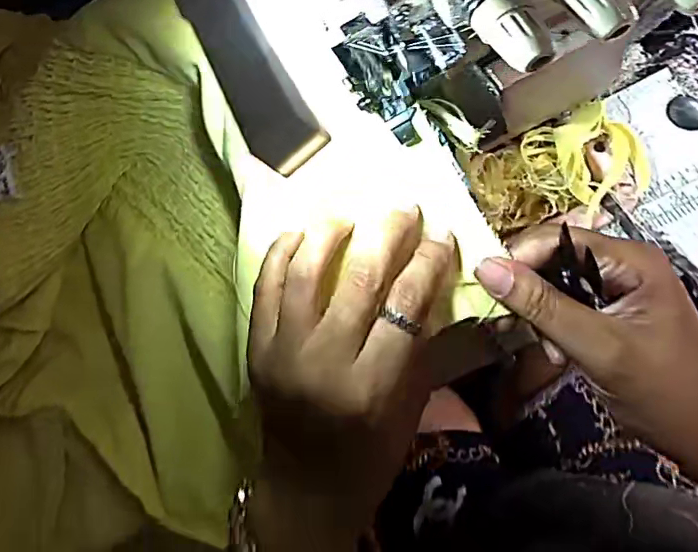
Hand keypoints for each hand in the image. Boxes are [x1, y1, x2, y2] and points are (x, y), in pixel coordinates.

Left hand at [246, 211, 458, 549]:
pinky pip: (266, 284)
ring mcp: (283, 352)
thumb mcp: (410, 403)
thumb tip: (437, 272)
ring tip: (350, 216)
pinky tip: (302, 232)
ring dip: (332, 232)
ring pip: (306, 271)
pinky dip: (284, 251)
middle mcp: (325, 365)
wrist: (304, 489)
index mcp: (372, 387)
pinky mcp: (256, 346)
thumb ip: (423, 340)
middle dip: (390, 234)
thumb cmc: (371, 449)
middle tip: (405, 209)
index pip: (406, 304)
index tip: (441, 234)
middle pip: (361, 279)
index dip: (428, 261)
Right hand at [473, 225, 697, 474]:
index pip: (560, 237)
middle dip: (534, 289)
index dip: (521, 256)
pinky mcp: (618, 309)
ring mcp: (624, 285)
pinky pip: (574, 301)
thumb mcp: (599, 349)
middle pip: (558, 256)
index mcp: (632, 257)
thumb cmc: (665, 395)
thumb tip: (487, 266)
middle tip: (517, 324)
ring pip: (562, 280)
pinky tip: (559, 352)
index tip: (489, 284)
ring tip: (547, 348)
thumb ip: (543, 306)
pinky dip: (559, 323)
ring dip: (546, 311)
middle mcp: (627, 261)